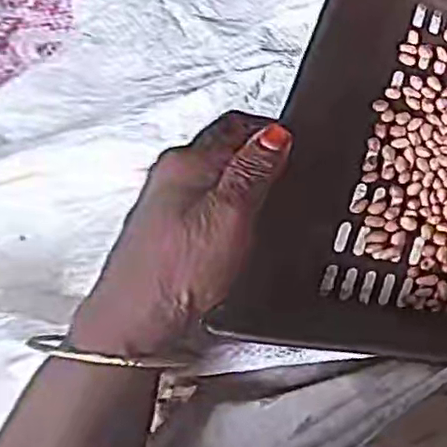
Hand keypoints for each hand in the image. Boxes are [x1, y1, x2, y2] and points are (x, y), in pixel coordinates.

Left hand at [69, 112, 291, 356]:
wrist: (139, 320)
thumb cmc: (179, 267)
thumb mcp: (231, 212)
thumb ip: (254, 170)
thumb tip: (277, 133)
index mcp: (186, 163)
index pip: (236, 125)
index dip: (273, 128)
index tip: (307, 140)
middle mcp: (175, 176)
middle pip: (228, 146)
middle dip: (266, 148)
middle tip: (304, 159)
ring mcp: (174, 203)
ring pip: (225, 173)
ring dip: (257, 174)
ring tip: (289, 185)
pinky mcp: (180, 228)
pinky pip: (220, 198)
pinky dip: (246, 198)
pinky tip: (261, 215)